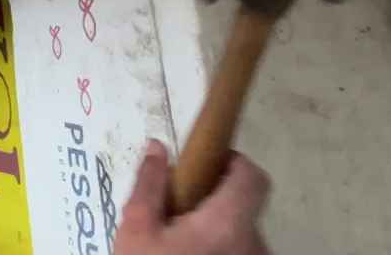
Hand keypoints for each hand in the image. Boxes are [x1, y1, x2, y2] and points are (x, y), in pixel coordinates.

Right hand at [115, 141, 270, 254]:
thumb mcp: (136, 224)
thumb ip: (149, 181)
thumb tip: (158, 147)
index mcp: (227, 224)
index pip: (253, 178)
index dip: (234, 161)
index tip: (205, 160)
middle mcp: (255, 247)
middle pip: (243, 206)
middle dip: (211, 199)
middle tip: (176, 208)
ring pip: (242, 233)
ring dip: (216, 227)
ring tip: (179, 241)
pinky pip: (243, 254)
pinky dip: (222, 249)